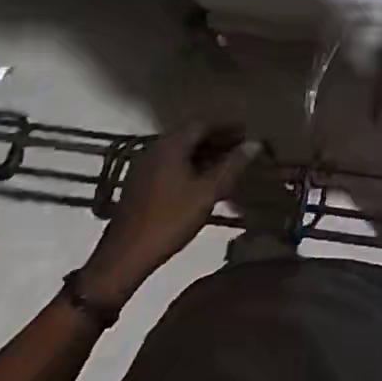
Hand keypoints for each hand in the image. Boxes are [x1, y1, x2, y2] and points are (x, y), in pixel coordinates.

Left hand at [80, 126, 258, 304]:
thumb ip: (233, 166)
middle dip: (218, 140)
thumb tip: (255, 143)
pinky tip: (206, 182)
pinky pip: (172, 165)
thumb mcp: (208, 192)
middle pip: (191, 136)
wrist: (126, 255)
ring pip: (181, 152)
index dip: (227, 126)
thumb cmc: (170, 219)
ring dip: (206, 154)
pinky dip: (192, 167)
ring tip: (230, 165)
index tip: (248, 131)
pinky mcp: (141, 185)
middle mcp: (155, 150)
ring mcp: (145, 167)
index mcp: (170, 146)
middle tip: (243, 148)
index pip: (202, 124)